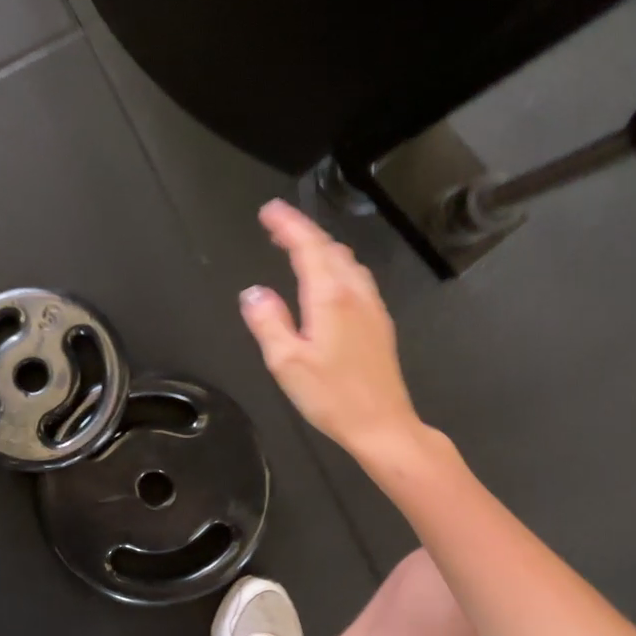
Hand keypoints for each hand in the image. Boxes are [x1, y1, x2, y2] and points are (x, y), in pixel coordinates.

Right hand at [240, 200, 422, 454]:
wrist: (382, 424)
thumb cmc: (330, 396)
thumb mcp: (285, 362)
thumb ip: (267, 322)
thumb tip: (253, 292)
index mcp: (329, 298)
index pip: (308, 248)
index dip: (288, 225)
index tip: (269, 210)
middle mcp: (355, 295)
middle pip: (330, 250)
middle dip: (303, 232)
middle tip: (277, 225)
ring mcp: (372, 308)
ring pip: (347, 263)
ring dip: (322, 247)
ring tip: (298, 245)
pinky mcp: (379, 324)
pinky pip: (357, 279)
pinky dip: (336, 265)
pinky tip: (328, 278)